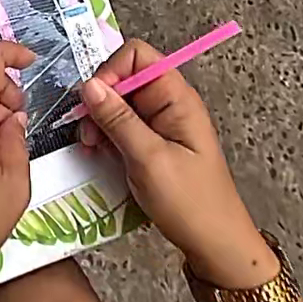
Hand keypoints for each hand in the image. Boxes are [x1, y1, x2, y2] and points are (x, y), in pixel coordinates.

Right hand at [77, 39, 276, 288]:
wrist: (214, 246)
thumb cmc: (190, 203)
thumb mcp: (149, 159)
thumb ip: (118, 119)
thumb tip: (88, 84)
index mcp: (176, 97)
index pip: (136, 56)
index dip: (111, 71)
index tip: (94, 102)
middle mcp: (165, 102)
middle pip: (121, 77)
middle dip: (98, 99)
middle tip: (89, 132)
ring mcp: (156, 122)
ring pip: (114, 101)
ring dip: (97, 120)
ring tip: (93, 146)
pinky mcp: (147, 140)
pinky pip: (117, 124)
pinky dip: (103, 135)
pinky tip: (99, 153)